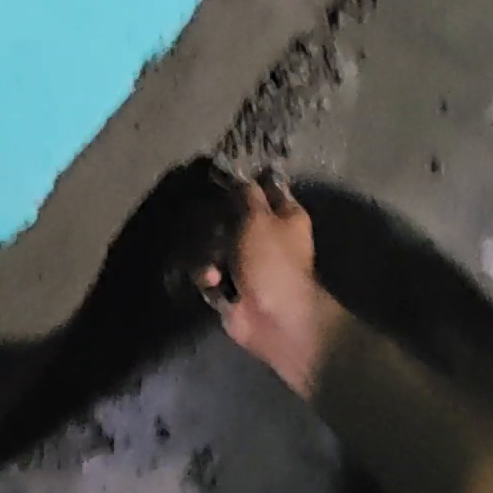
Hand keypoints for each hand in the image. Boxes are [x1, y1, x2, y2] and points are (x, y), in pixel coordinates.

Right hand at [198, 175, 345, 397]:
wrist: (275, 318)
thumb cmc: (272, 260)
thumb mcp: (260, 218)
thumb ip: (247, 194)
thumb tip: (242, 175)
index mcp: (284, 216)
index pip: (263, 188)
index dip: (245, 181)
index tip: (220, 175)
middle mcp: (266, 236)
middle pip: (231, 217)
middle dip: (218, 224)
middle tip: (214, 226)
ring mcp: (246, 263)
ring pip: (214, 244)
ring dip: (210, 254)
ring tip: (216, 266)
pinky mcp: (229, 285)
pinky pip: (208, 271)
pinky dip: (208, 276)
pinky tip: (214, 283)